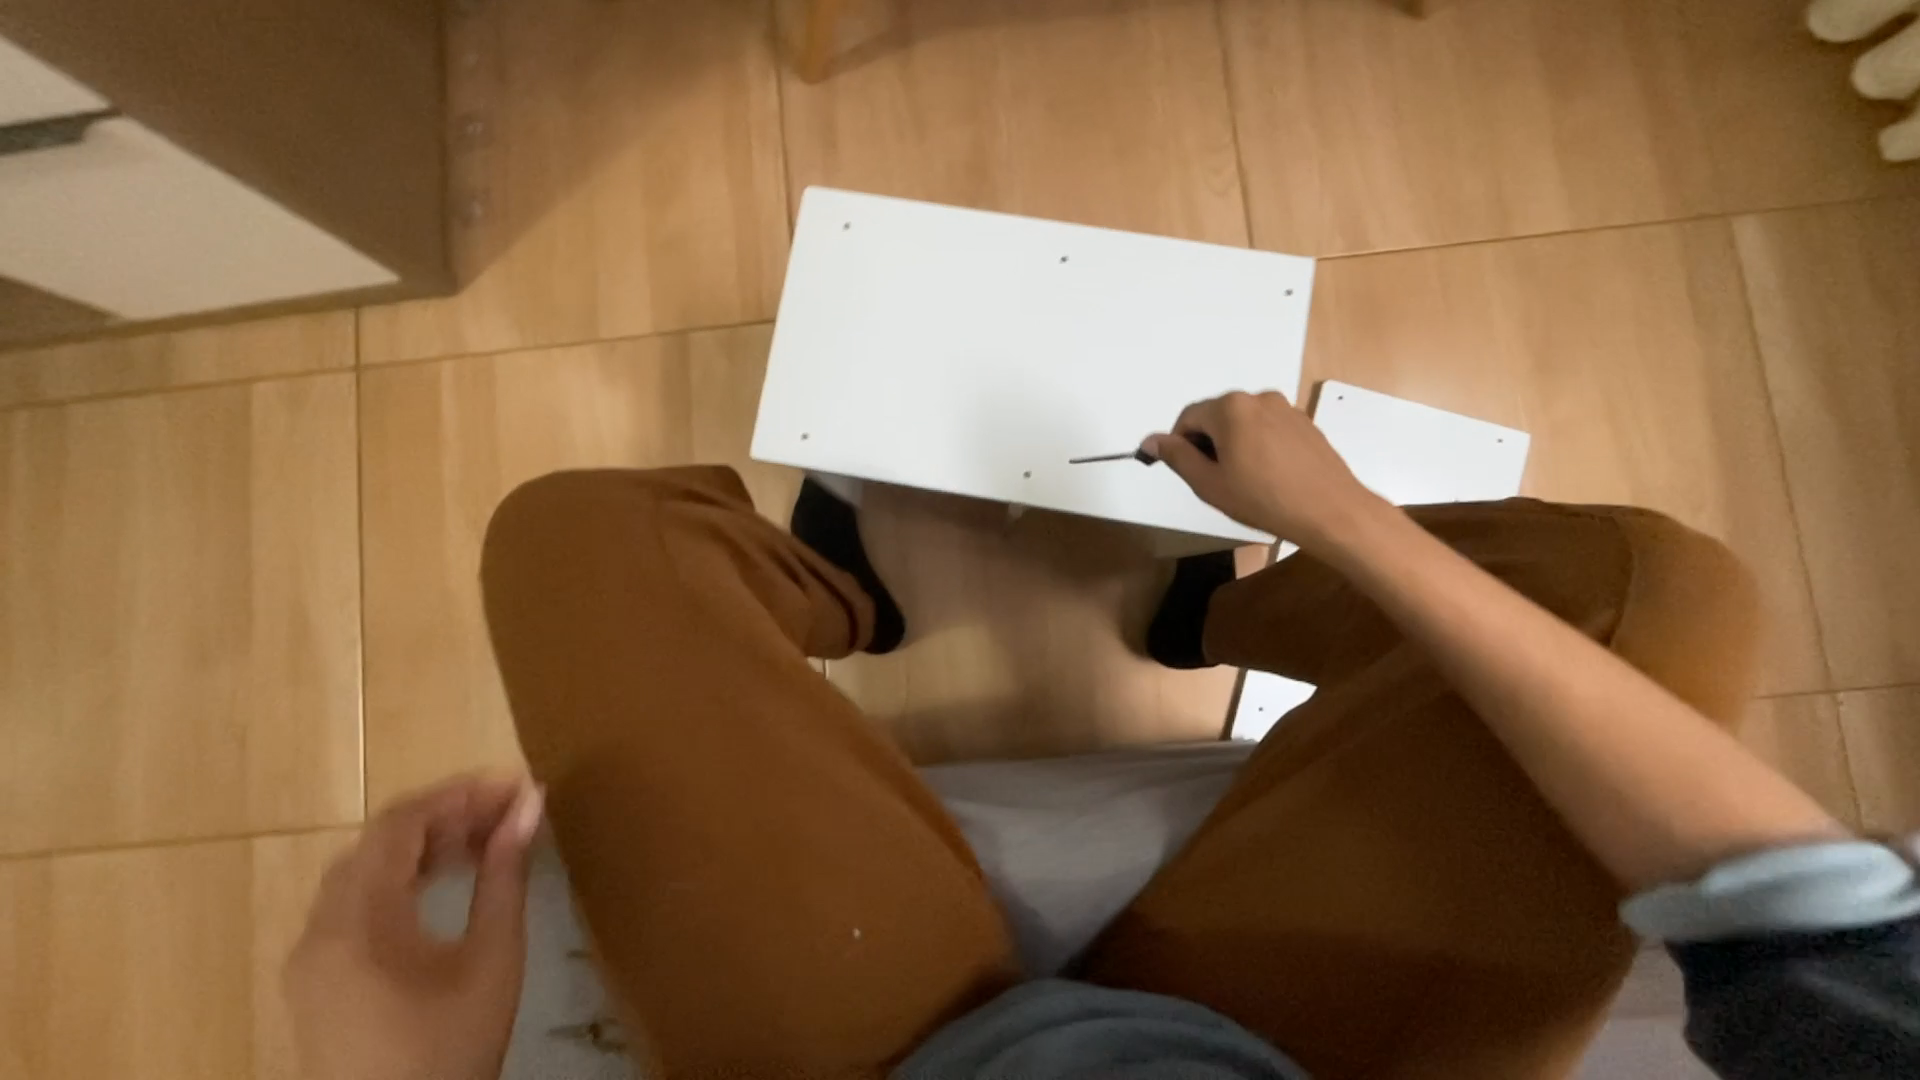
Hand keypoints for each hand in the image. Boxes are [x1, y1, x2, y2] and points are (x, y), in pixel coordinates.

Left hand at [284, 775, 543, 1079]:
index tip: (516, 786)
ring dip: (426, 845)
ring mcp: (312, 958)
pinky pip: (357, 903)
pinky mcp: (318, 980)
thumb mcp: (493, 955)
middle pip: (380, 843)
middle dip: (447, 816)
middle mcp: (320, 930)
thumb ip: (506, 873)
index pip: (399, 824)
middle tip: (510, 812)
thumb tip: (531, 804)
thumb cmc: (452, 1044)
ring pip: (366, 871)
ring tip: (488, 840)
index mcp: (356, 921)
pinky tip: (447, 882)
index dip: (459, 794)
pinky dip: (404, 878)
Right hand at [1142, 391, 1382, 549]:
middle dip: (1208, 443)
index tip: (1188, 472)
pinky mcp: (1304, 423)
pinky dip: (1258, 445)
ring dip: (1233, 445)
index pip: (1188, 418)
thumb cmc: (1262, 499)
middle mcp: (1258, 398)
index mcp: (1230, 408)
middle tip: (1215, 480)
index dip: (1179, 444)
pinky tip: (1268, 476)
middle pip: (1217, 416)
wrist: (1330, 511)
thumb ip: (1176, 457)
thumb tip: (1150, 440)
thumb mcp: (1208, 483)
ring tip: (1243, 480)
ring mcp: (1286, 408)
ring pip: (1243, 422)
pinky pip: (1268, 428)